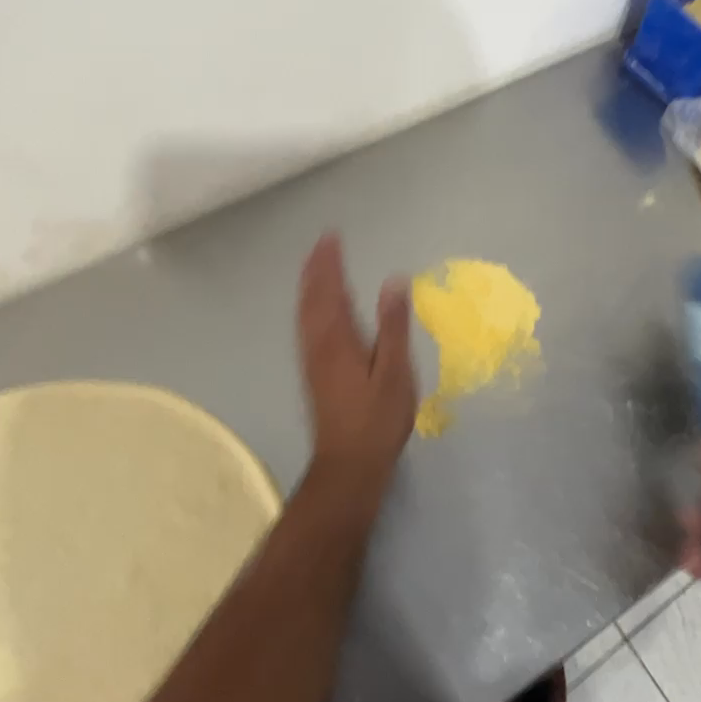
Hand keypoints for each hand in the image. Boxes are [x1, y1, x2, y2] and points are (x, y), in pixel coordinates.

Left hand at [297, 233, 417, 484]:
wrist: (349, 463)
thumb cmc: (377, 419)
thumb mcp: (395, 371)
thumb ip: (393, 326)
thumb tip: (394, 281)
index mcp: (338, 340)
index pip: (332, 291)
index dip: (330, 263)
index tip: (331, 237)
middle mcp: (318, 345)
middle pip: (312, 298)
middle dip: (316, 269)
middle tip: (322, 243)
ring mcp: (312, 360)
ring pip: (305, 313)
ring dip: (309, 286)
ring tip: (314, 266)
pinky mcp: (313, 373)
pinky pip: (305, 327)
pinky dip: (308, 307)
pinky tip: (314, 311)